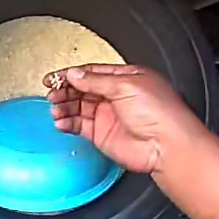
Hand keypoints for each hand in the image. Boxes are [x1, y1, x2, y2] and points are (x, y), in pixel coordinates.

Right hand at [45, 64, 206, 175]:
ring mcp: (108, 115)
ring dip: (64, 106)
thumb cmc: (159, 112)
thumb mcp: (125, 86)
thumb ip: (96, 80)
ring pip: (78, 107)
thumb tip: (74, 74)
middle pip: (82, 89)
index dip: (71, 74)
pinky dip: (67, 123)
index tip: (54, 77)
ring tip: (54, 108)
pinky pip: (79, 126)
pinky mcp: (102, 134)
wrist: (167, 145)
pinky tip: (60, 122)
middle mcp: (116, 95)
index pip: (91, 72)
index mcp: (125, 78)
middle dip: (64, 90)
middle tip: (51, 93)